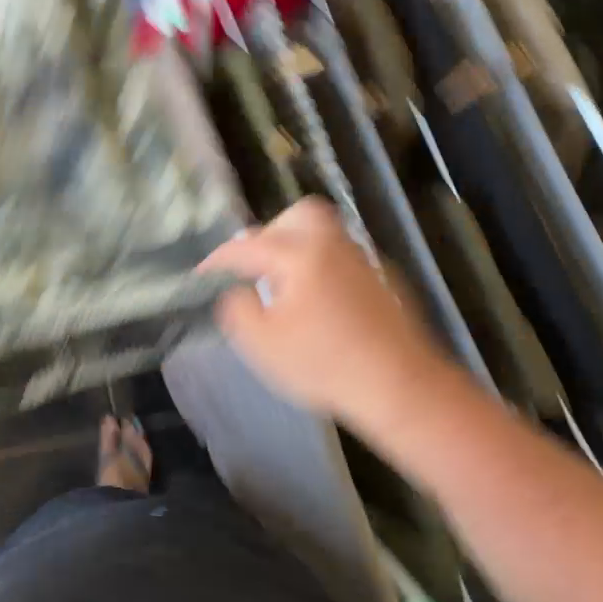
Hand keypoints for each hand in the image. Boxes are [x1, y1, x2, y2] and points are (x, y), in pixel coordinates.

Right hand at [199, 198, 459, 423]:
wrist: (400, 385)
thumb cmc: (325, 365)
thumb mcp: (263, 344)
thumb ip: (238, 309)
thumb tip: (236, 292)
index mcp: (299, 255)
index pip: (247, 246)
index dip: (219, 259)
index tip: (202, 275)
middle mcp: (332, 245)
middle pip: (298, 216)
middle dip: (270, 234)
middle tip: (254, 266)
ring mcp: (361, 260)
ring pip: (324, 234)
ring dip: (297, 249)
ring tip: (282, 285)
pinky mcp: (381, 280)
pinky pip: (342, 258)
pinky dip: (321, 267)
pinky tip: (317, 303)